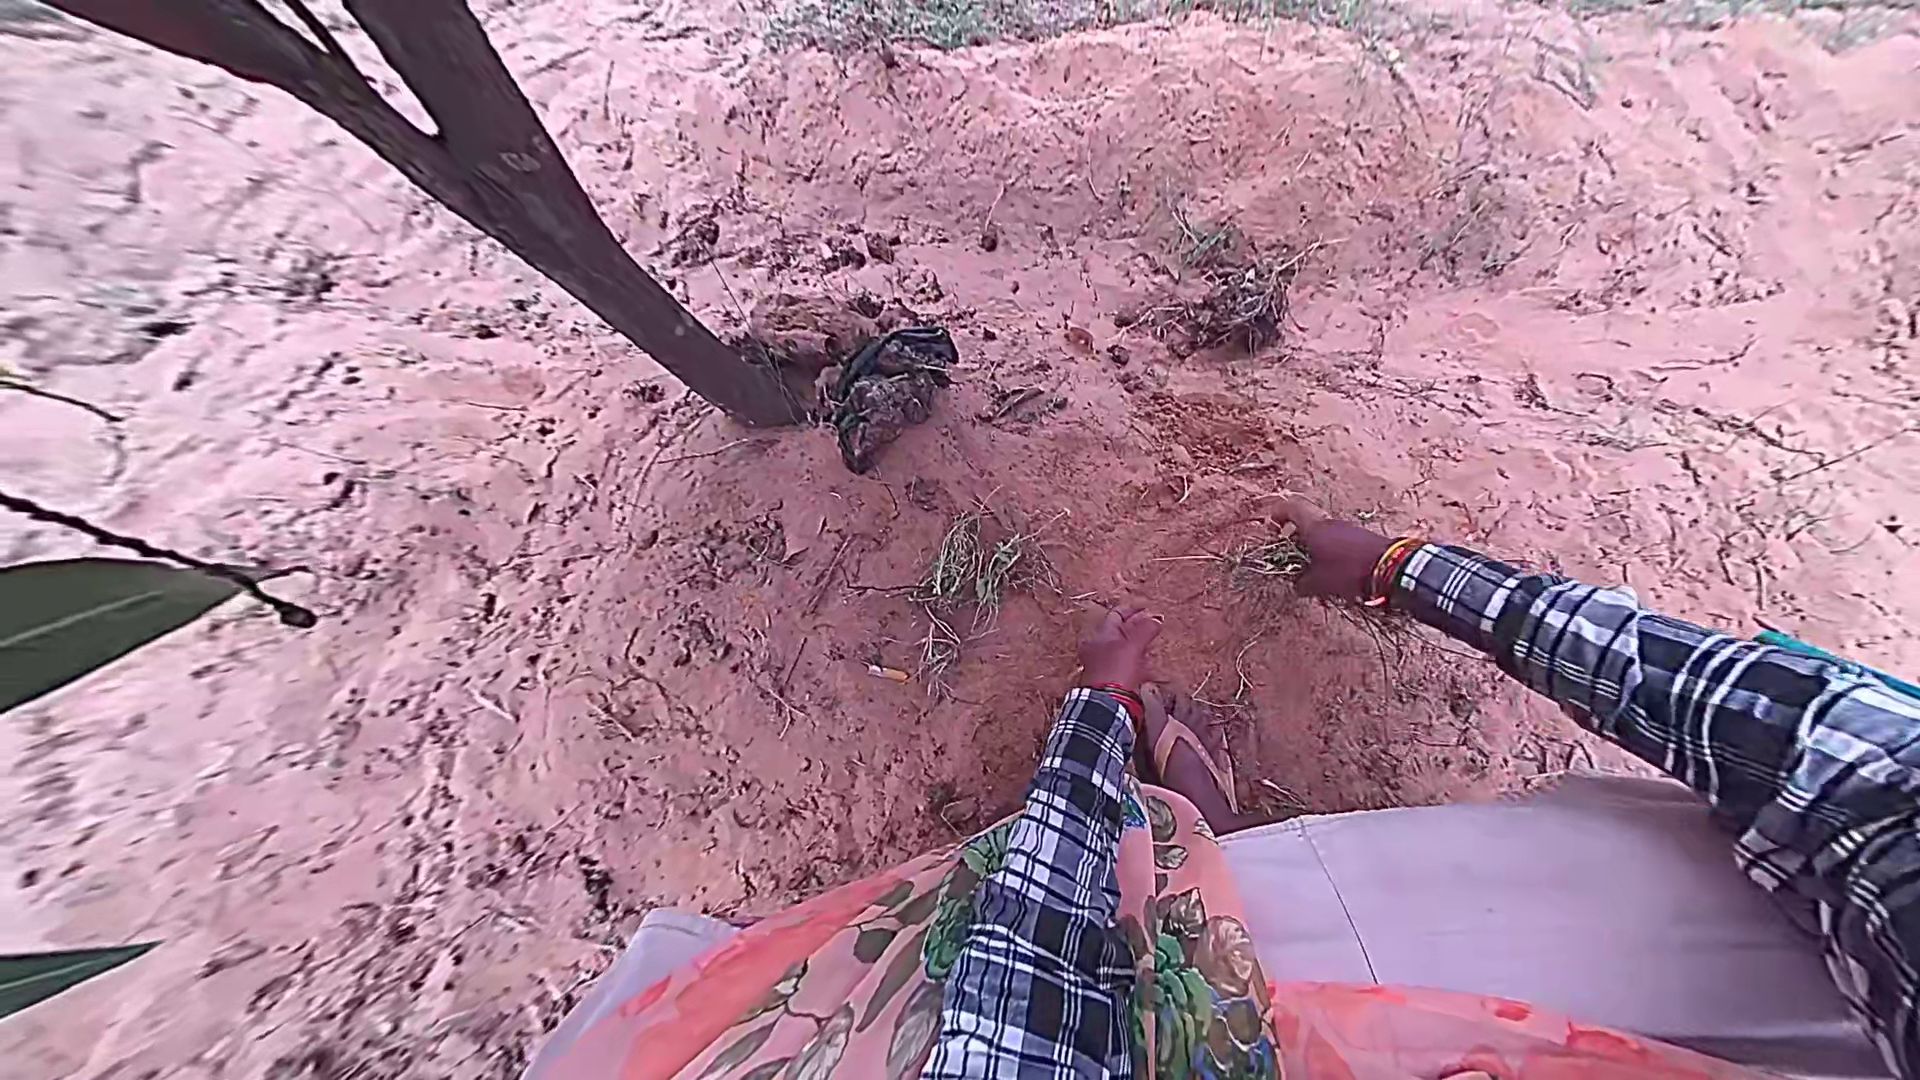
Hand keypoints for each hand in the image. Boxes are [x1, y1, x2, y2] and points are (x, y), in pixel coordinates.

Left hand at [1077, 603, 1161, 690]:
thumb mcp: (1132, 646)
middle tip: (1155, 624)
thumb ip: (1144, 630)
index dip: (1132, 609)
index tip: (1147, 607)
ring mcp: (1104, 664)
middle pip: (1120, 631)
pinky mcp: (1112, 679)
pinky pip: (1127, 665)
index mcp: (1100, 635)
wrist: (1107, 702)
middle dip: (1138, 627)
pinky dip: (1138, 661)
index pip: (1116, 615)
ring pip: (1124, 648)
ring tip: (1154, 642)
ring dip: (1139, 644)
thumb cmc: (1116, 670)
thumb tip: (1156, 618)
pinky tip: (1149, 666)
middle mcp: (1099, 647)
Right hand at [1268, 498, 1395, 601]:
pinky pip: (1340, 542)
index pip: (1290, 510)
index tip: (1272, 529)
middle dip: (1296, 542)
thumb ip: (1301, 583)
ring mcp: (1349, 529)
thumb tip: (1297, 585)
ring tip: (1317, 571)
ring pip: (1324, 536)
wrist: (1394, 568)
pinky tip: (1337, 573)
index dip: (1277, 515)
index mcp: (1313, 528)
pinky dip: (1333, 553)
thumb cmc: (1347, 571)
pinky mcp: (1364, 537)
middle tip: (1293, 560)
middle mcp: (1330, 524)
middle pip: (1306, 526)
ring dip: (1316, 550)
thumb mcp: (1318, 583)